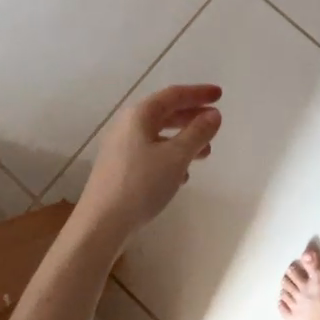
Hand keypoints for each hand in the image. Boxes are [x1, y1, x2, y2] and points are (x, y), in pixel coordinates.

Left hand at [79, 84, 222, 239]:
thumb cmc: (141, 184)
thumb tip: (213, 115)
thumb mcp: (176, 157)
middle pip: (165, 113)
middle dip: (192, 117)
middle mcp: (127, 126)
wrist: (100, 226)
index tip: (219, 95)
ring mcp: (120, 148)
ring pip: (158, 135)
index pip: (174, 95)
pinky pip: (150, 153)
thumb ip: (197, 133)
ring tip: (205, 153)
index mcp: (139, 115)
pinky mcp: (118, 170)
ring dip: (183, 140)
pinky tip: (181, 176)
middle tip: (214, 122)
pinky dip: (169, 157)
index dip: (198, 93)